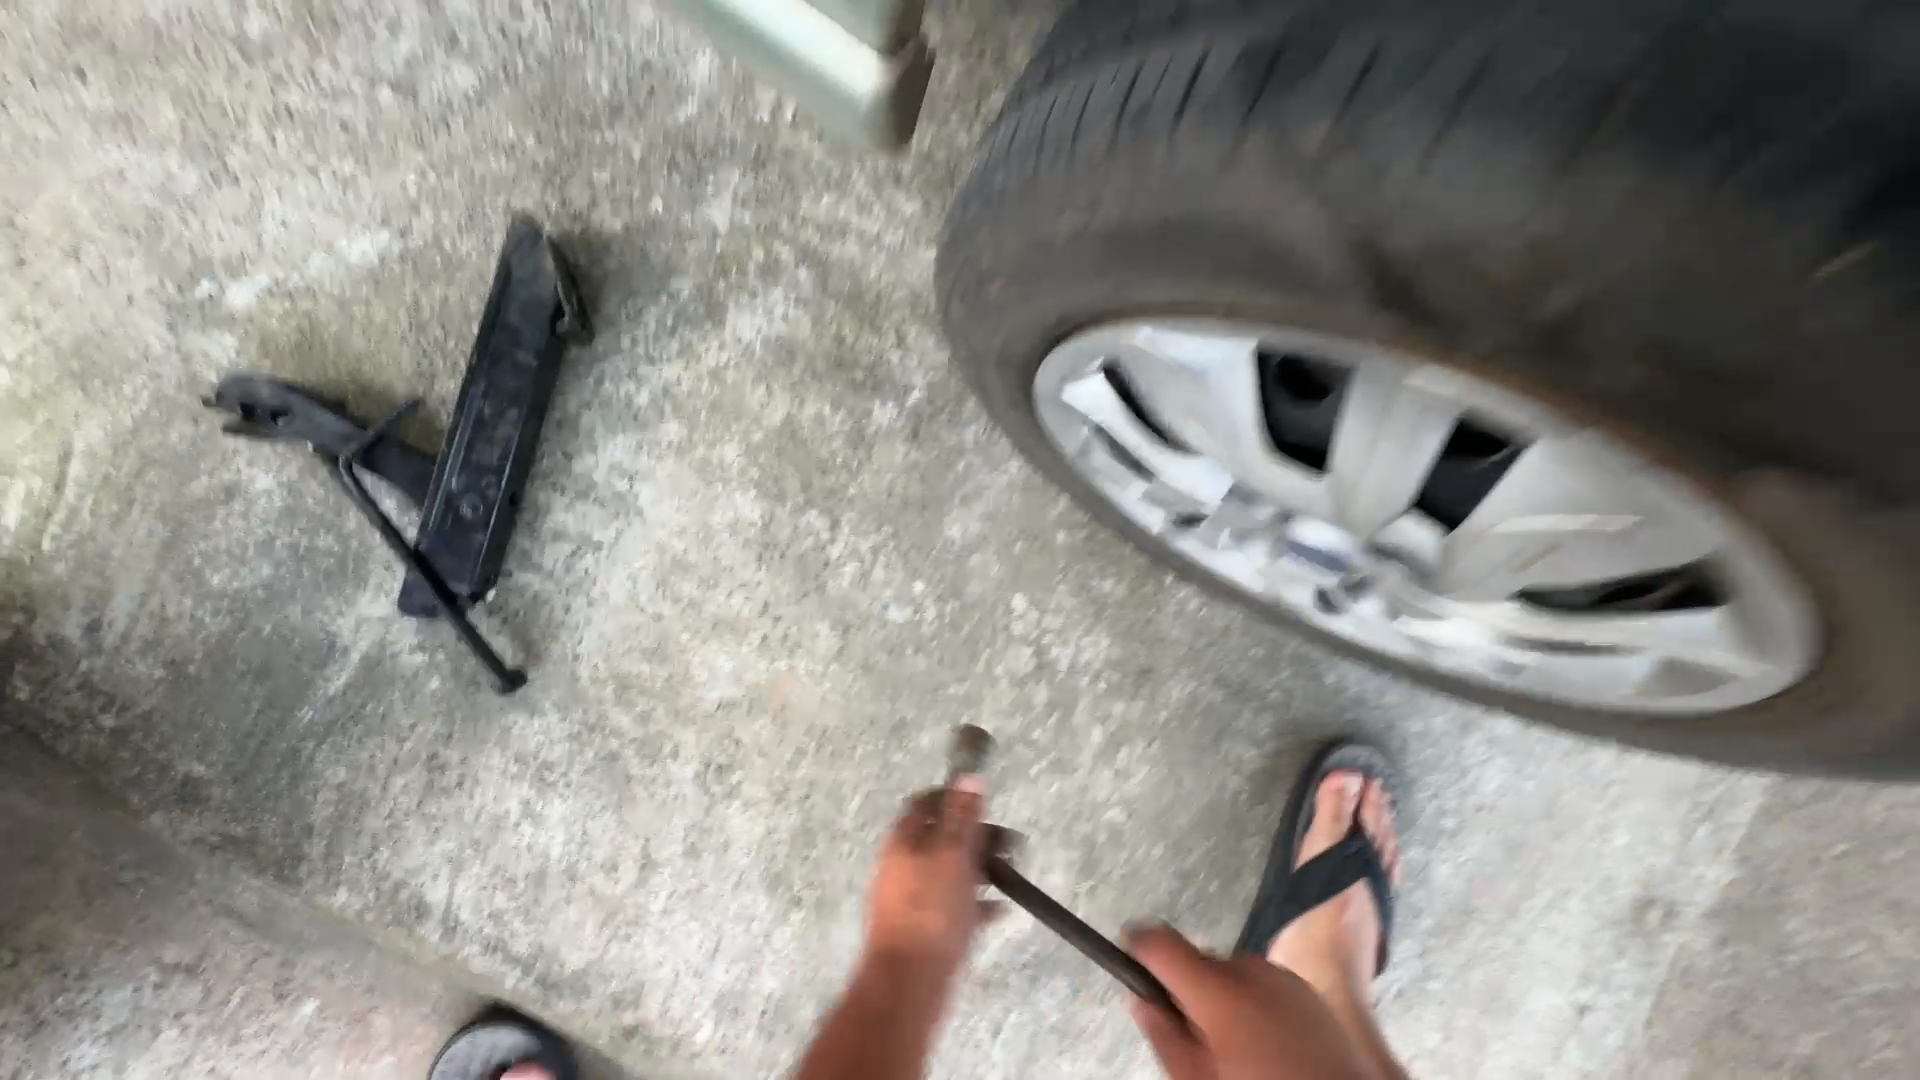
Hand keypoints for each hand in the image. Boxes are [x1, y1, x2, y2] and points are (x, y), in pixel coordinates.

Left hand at [860, 777, 993, 982]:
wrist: (911, 983)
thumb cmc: (932, 910)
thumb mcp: (952, 853)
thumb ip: (962, 816)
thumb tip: (970, 775)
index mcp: (903, 840)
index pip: (925, 802)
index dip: (954, 796)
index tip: (983, 803)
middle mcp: (903, 864)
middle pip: (941, 836)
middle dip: (975, 835)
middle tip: (1007, 842)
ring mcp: (913, 898)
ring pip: (950, 871)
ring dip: (979, 869)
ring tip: (1009, 874)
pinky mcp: (926, 928)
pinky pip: (954, 905)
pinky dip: (976, 903)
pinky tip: (999, 910)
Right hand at [1124, 923, 1379, 1079]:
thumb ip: (1164, 1037)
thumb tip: (1140, 1000)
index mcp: (1215, 989)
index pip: (1157, 940)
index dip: (1135, 944)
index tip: (1129, 958)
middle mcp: (1246, 967)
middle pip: (1195, 962)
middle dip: (1188, 991)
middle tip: (1196, 1038)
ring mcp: (1280, 975)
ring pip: (1229, 974)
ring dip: (1223, 999)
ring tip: (1238, 1049)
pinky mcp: (1304, 989)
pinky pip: (1261, 985)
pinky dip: (1253, 1004)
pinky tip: (1268, 1045)